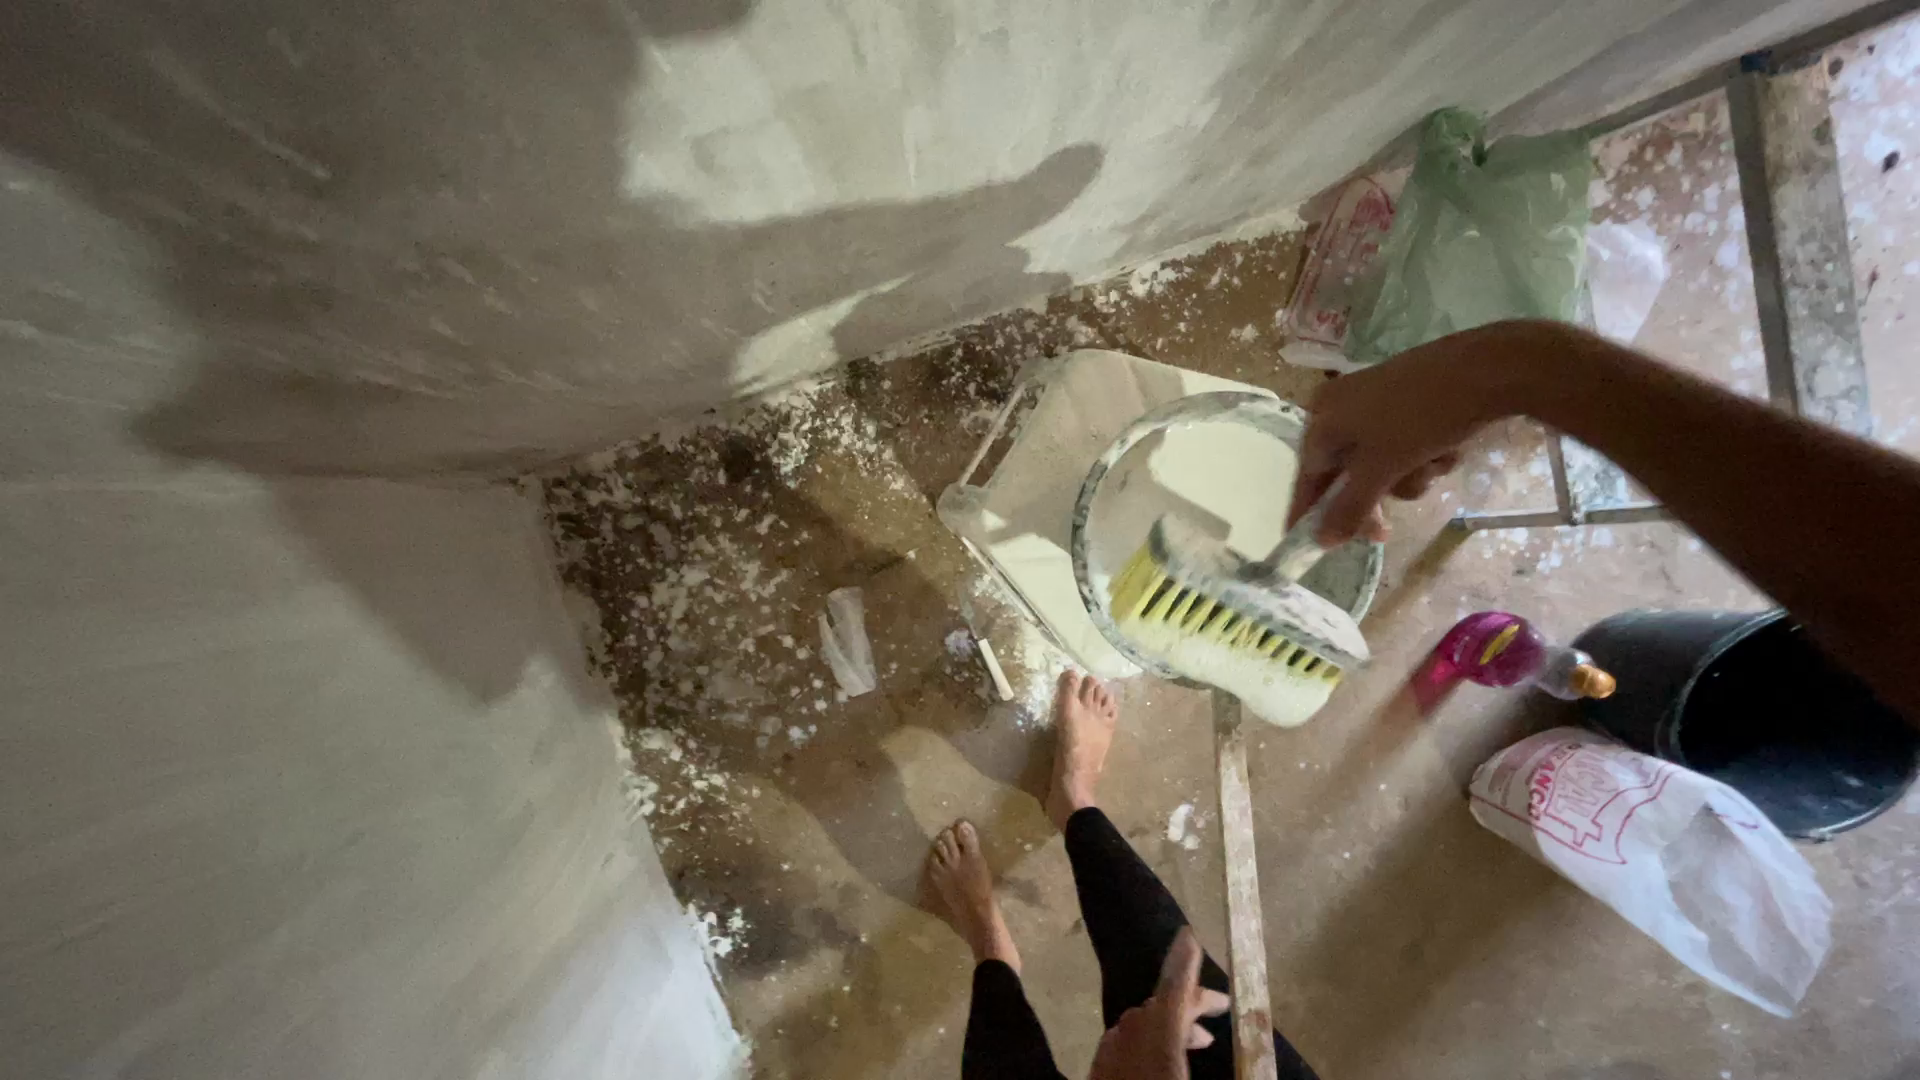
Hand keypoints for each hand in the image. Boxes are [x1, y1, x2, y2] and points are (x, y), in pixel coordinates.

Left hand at [1087, 928, 1230, 1079]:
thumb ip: (1230, 1066)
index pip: (1175, 989)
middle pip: (1163, 1004)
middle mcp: (1132, 1035)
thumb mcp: (1182, 1071)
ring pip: (1146, 1022)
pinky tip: (1169, 1061)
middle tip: (1221, 1006)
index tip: (1191, 936)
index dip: (1185, 963)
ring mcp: (1113, 1051)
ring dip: (1175, 1023)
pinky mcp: (1102, 1068)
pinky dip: (1154, 1040)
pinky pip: (1131, 1041)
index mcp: (1159, 1039)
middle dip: (1192, 1001)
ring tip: (1202, 1038)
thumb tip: (1256, 1064)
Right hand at [1287, 319, 1575, 544]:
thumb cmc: (1421, 417)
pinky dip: (1418, 455)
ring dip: (1405, 477)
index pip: (1308, 478)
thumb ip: (1349, 507)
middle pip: (1344, 472)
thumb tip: (1321, 541)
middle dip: (1373, 497)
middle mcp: (1338, 408)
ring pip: (1376, 462)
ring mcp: (1372, 401)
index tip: (1312, 545)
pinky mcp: (1404, 399)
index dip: (1310, 513)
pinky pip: (1397, 443)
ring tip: (1434, 468)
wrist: (1491, 365)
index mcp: (1321, 419)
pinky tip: (1445, 450)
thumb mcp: (1382, 469)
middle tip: (1385, 533)